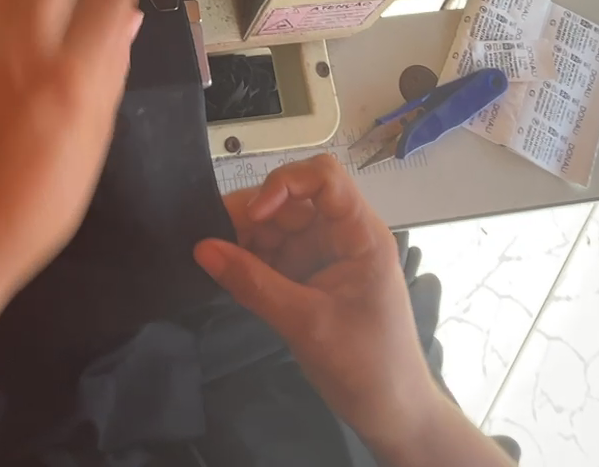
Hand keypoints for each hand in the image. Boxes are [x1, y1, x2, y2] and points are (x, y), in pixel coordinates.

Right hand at [194, 155, 438, 454]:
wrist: (395, 419)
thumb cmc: (368, 367)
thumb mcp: (307, 325)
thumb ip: (253, 284)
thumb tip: (203, 249)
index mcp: (361, 235)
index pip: (324, 178)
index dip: (286, 183)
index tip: (257, 215)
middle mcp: (342, 235)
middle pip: (292, 200)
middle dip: (254, 216)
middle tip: (216, 241)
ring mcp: (325, 254)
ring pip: (277, 224)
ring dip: (247, 238)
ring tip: (220, 261)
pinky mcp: (310, 275)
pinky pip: (274, 251)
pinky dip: (250, 258)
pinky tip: (232, 274)